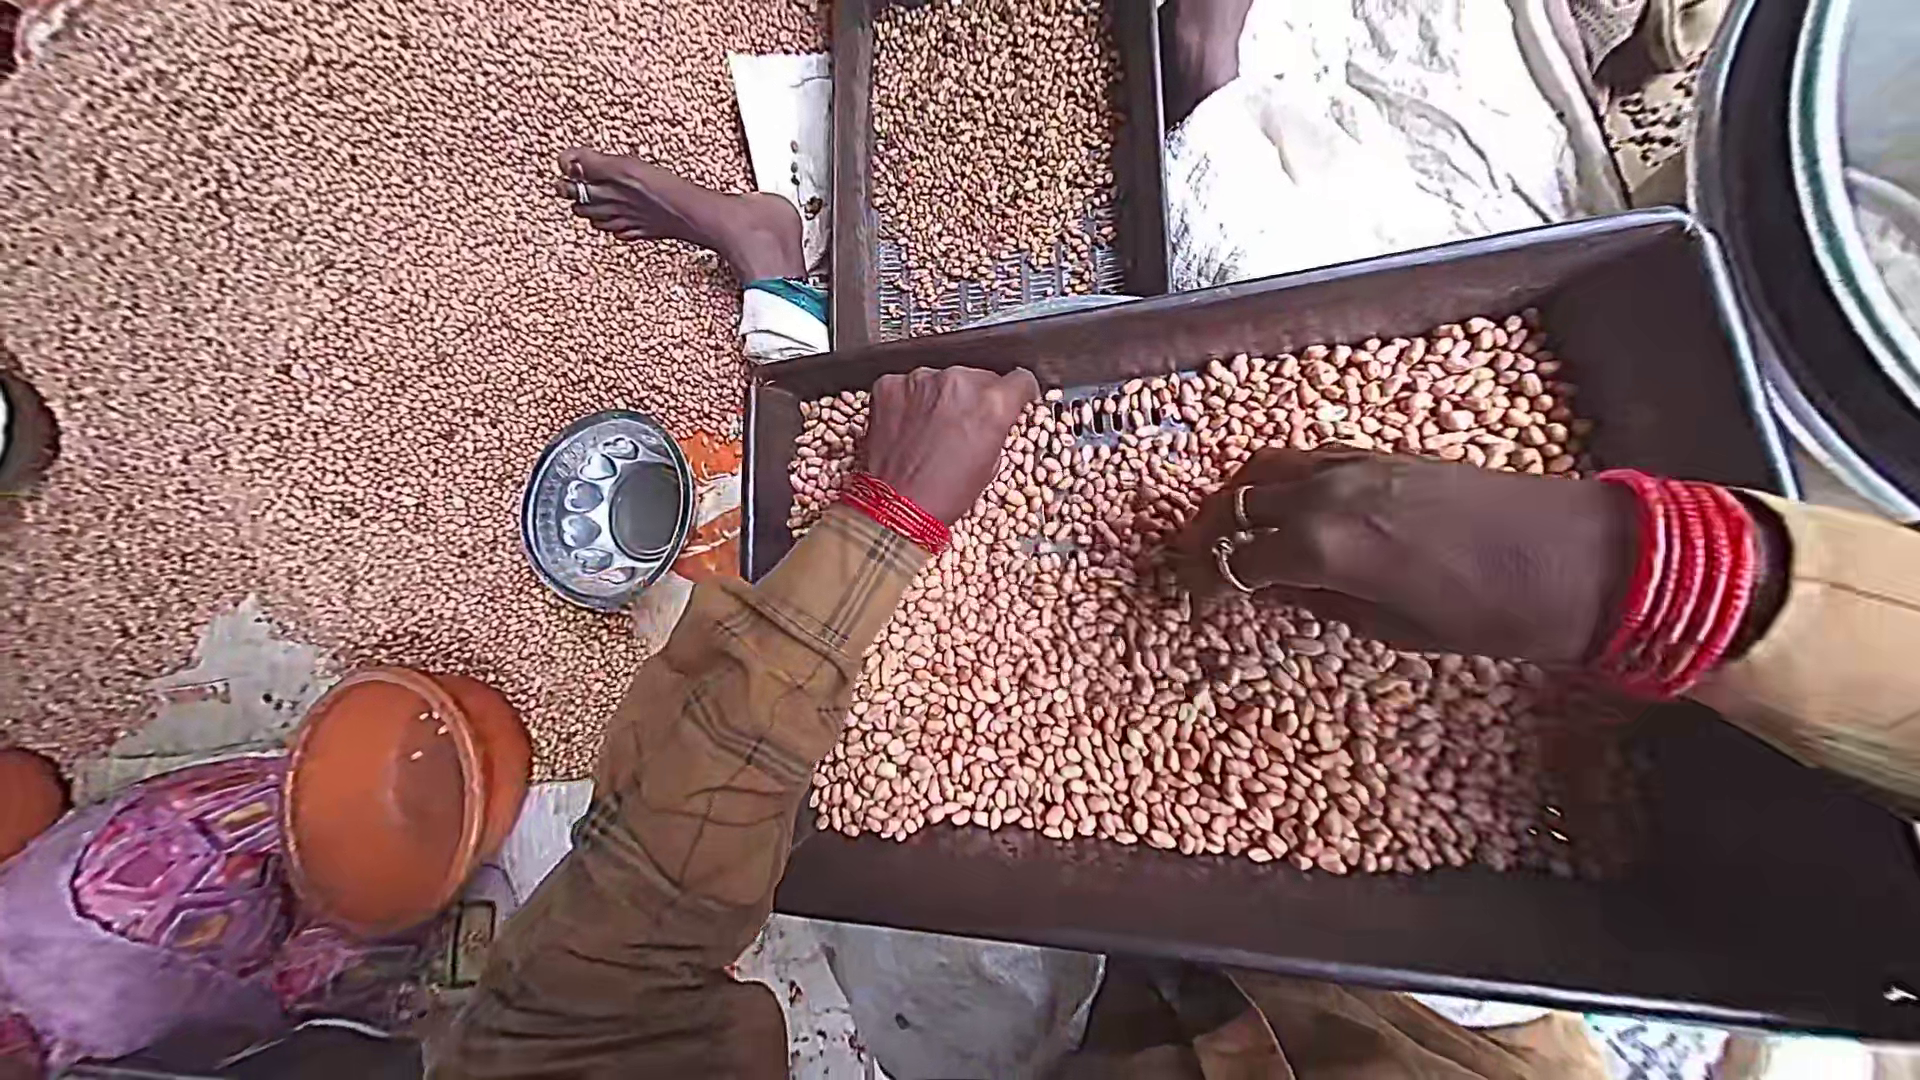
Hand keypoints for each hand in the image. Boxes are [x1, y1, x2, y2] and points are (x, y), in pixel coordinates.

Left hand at [864, 366, 1040, 525]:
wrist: (895, 506)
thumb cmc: (944, 495)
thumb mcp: (989, 466)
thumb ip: (996, 429)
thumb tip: (993, 418)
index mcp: (992, 404)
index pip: (1019, 380)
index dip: (1018, 392)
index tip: (1014, 397)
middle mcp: (958, 383)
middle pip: (979, 376)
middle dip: (975, 398)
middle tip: (963, 426)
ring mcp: (920, 381)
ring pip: (942, 379)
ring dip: (941, 397)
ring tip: (931, 431)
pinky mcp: (890, 386)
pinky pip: (908, 386)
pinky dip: (910, 401)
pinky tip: (908, 428)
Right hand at [1172, 448, 1637, 664]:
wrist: (1588, 557)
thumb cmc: (1492, 613)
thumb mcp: (1392, 627)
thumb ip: (1318, 600)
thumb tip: (1274, 586)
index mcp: (1324, 549)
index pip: (1239, 560)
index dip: (1211, 581)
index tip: (1199, 596)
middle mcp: (1324, 496)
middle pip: (1235, 503)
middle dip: (1204, 530)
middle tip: (1194, 554)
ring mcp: (1351, 466)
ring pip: (1262, 468)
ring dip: (1235, 495)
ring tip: (1228, 521)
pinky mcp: (1378, 454)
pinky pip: (1304, 457)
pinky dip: (1276, 477)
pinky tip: (1283, 499)